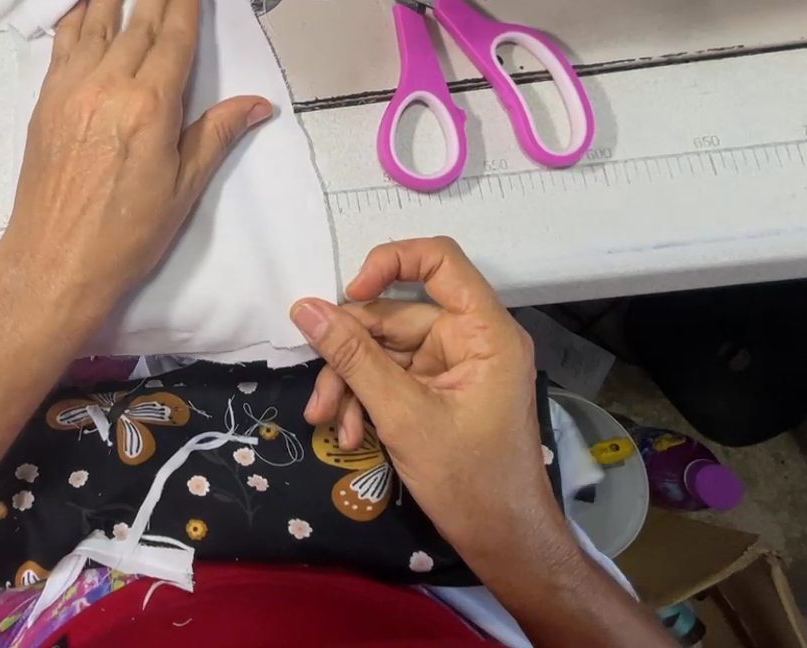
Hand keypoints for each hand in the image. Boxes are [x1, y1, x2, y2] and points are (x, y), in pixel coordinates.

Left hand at [0, 0, 272, 323]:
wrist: (55, 260)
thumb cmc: (125, 233)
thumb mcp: (182, 188)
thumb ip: (216, 135)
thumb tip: (258, 104)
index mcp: (151, 106)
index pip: (173, 40)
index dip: (183, 3)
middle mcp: (110, 85)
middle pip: (138, 23)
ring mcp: (72, 89)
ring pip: (96, 25)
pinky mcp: (46, 101)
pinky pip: (62, 45)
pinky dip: (74, 19)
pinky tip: (80, 5)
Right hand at [289, 238, 567, 565]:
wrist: (502, 547)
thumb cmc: (469, 480)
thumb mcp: (402, 414)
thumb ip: (352, 356)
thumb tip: (304, 308)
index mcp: (483, 332)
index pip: (439, 260)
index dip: (391, 261)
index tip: (351, 293)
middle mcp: (467, 338)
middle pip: (391, 315)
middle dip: (348, 353)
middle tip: (320, 387)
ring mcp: (448, 364)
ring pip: (379, 349)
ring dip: (348, 382)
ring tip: (327, 420)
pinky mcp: (433, 387)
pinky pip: (385, 374)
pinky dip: (362, 398)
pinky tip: (348, 432)